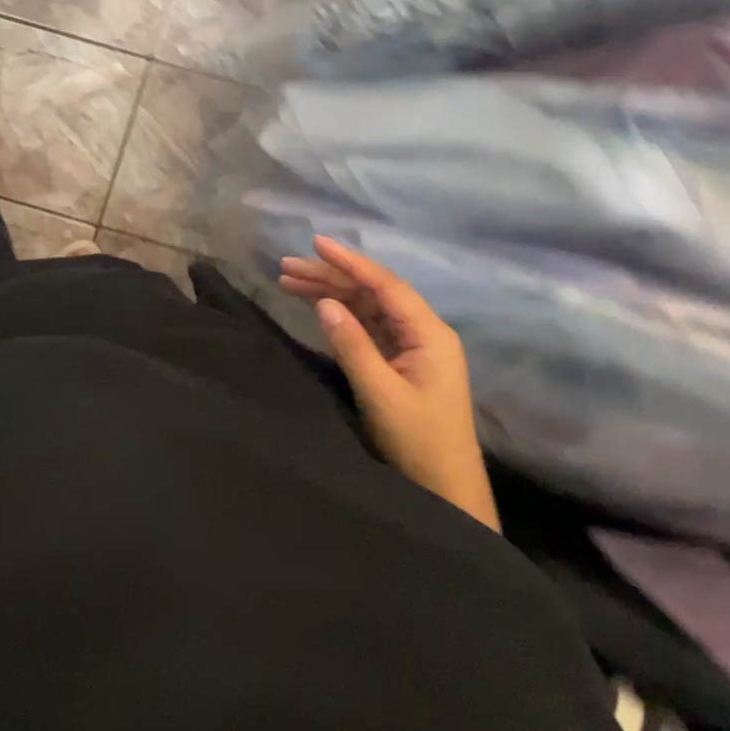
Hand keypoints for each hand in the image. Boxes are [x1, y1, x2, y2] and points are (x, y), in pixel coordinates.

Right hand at [279, 237, 498, 530]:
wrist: (445, 486)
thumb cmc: (417, 440)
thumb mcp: (380, 393)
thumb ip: (352, 345)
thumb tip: (324, 303)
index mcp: (429, 334)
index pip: (385, 285)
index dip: (350, 262)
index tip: (316, 244)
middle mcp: (423, 333)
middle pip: (373, 292)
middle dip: (331, 277)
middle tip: (285, 268)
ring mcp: (412, 348)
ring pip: (367, 308)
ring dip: (331, 293)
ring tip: (289, 282)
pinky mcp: (399, 363)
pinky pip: (367, 327)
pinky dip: (340, 314)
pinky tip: (316, 307)